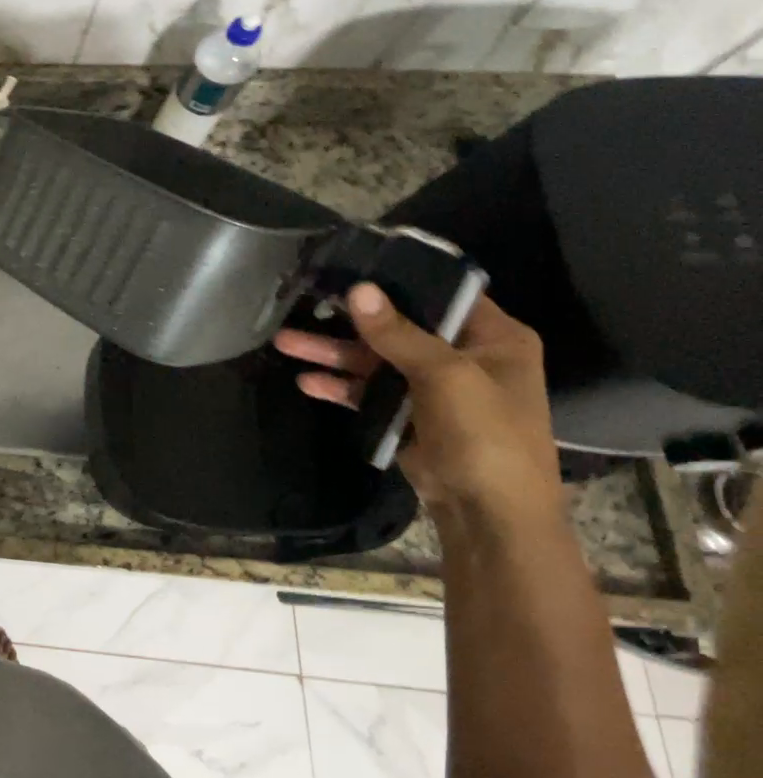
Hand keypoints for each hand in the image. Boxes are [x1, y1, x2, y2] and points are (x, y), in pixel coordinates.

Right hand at [274, 284, 563, 519]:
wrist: (490, 513)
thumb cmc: (486, 434)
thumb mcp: (445, 375)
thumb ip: (398, 333)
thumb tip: (359, 289)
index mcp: (494, 338)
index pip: (445, 293)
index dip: (401, 278)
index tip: (352, 264)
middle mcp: (465, 357)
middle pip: (399, 327)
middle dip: (350, 319)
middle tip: (304, 301)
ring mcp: (434, 388)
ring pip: (375, 360)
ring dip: (332, 353)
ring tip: (284, 342)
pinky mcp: (407, 417)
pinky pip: (367, 393)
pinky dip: (339, 387)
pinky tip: (306, 382)